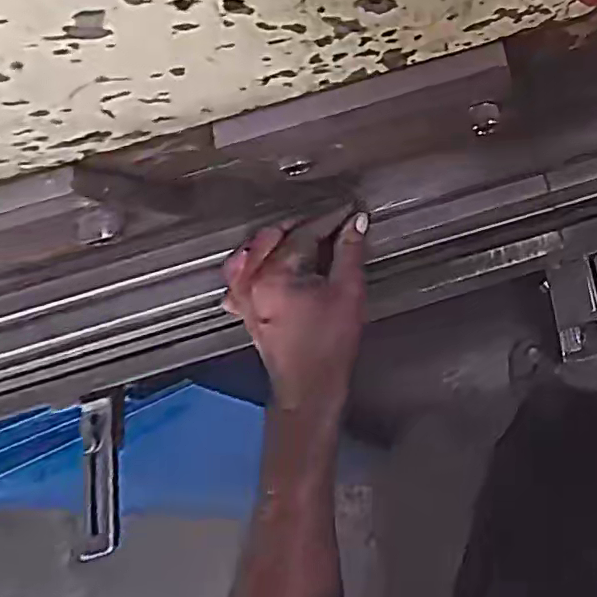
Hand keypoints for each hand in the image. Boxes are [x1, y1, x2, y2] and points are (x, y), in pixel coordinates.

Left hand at [222, 211, 368, 416]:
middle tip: (334, 223)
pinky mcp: (245, 309)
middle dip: (304, 225)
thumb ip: (350, 250)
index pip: (305, 232)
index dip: (331, 219)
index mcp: (275, 273)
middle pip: (274, 236)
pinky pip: (241, 276)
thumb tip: (355, 221)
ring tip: (306, 237)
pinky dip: (256, 263)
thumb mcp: (349, 289)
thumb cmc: (331, 340)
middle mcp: (251, 281)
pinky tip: (272, 263)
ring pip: (253, 252)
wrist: (310, 385)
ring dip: (278, 239)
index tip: (350, 211)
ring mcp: (243, 296)